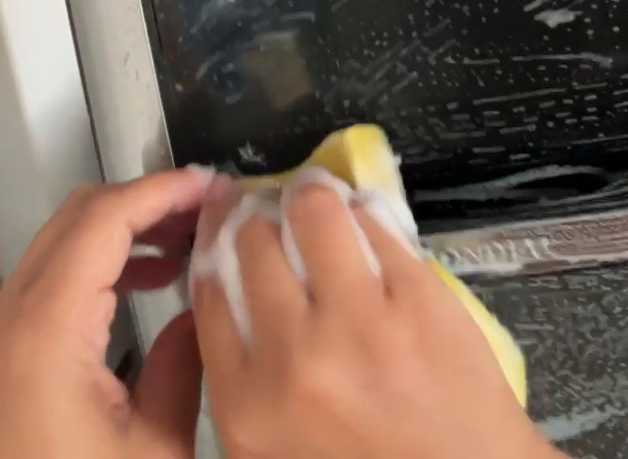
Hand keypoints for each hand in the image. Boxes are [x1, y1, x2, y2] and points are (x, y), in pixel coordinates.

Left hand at [0, 167, 212, 458]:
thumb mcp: (153, 454)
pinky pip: (53, 278)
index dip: (163, 189)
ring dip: (127, 227)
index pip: (105, 217)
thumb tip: (203, 306)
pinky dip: (103, 260)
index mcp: (45, 329)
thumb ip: (184, 365)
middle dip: (149, 198)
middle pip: (80, 215)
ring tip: (190, 239)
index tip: (216, 185)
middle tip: (210, 207)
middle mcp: (9, 315)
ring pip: (65, 241)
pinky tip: (150, 281)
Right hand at [193, 176, 560, 458]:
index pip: (209, 292)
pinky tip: (362, 215)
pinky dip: (363, 211)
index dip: (212, 239)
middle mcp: (295, 353)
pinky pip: (374, 222)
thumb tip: (228, 290)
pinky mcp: (418, 295)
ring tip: (313, 195)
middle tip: (270, 207)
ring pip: (314, 212)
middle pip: (254, 242)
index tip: (222, 216)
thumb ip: (242, 378)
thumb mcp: (271, 452)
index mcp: (249, 404)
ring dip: (309, 194)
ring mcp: (361, 318)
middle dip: (257, 213)